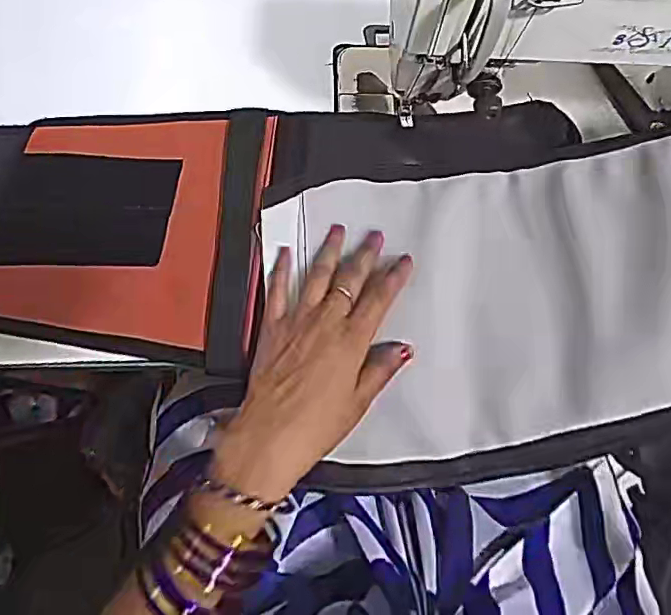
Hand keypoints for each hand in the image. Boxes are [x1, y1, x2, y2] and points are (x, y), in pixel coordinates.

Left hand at [212, 225, 413, 501]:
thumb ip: (380, 370)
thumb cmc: (313, 427)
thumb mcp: (357, 403)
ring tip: (337, 231)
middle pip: (351, 279)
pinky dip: (283, 268)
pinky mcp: (273, 326)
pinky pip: (278, 289)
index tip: (403, 262)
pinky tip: (287, 253)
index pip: (379, 299)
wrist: (267, 438)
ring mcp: (297, 321)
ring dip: (330, 251)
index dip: (394, 277)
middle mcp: (326, 324)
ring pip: (318, 276)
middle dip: (366, 254)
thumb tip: (401, 349)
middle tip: (375, 237)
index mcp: (351, 342)